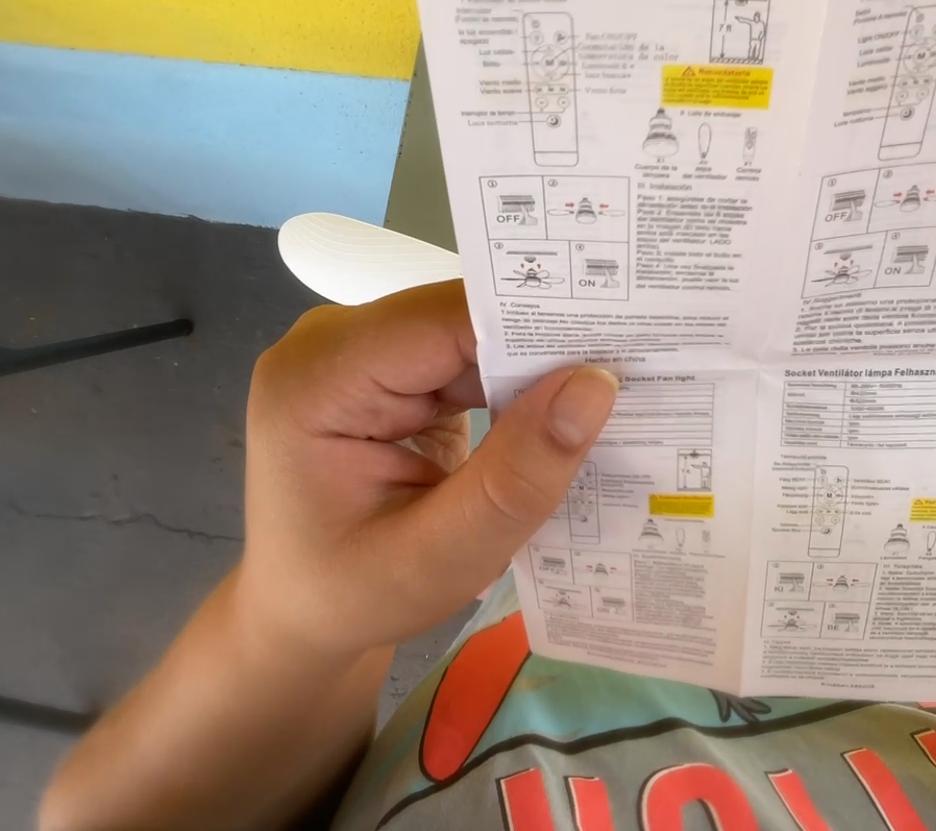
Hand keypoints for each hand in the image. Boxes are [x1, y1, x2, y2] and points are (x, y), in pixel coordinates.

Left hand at [237, 280, 617, 654]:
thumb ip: (514, 479)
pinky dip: (515, 384)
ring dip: (535, 366)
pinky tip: (563, 407)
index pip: (441, 323)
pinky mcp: (389, 372)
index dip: (530, 325)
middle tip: (635, 359)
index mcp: (316, 380)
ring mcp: (361, 354)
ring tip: (612, 385)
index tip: (617, 340)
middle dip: (542, 345)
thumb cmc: (351, 597)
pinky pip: (466, 358)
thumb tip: (593, 385)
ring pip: (470, 335)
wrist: (300, 614)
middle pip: (458, 321)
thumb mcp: (438, 559)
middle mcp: (332, 346)